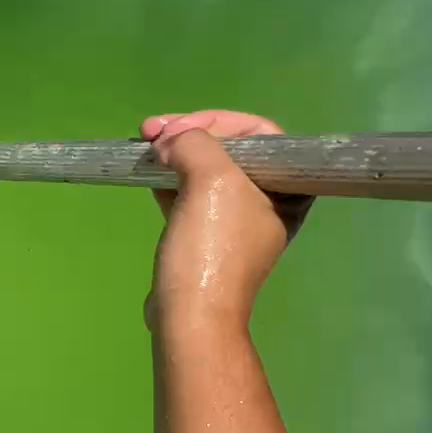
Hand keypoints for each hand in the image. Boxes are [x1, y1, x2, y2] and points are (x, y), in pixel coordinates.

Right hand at [141, 110, 312, 330]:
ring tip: (144, 151)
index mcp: (288, 182)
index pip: (255, 130)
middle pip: (229, 150)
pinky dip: (170, 183)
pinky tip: (149, 178)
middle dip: (188, 136)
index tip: (167, 128)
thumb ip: (195, 145)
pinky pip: (190, 198)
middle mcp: (269, 197)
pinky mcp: (205, 239)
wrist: (191, 312)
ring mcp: (236, 220)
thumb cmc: (210, 248)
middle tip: (149, 133)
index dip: (211, 120)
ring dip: (174, 158)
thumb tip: (169, 139)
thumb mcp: (212, 182)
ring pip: (206, 173)